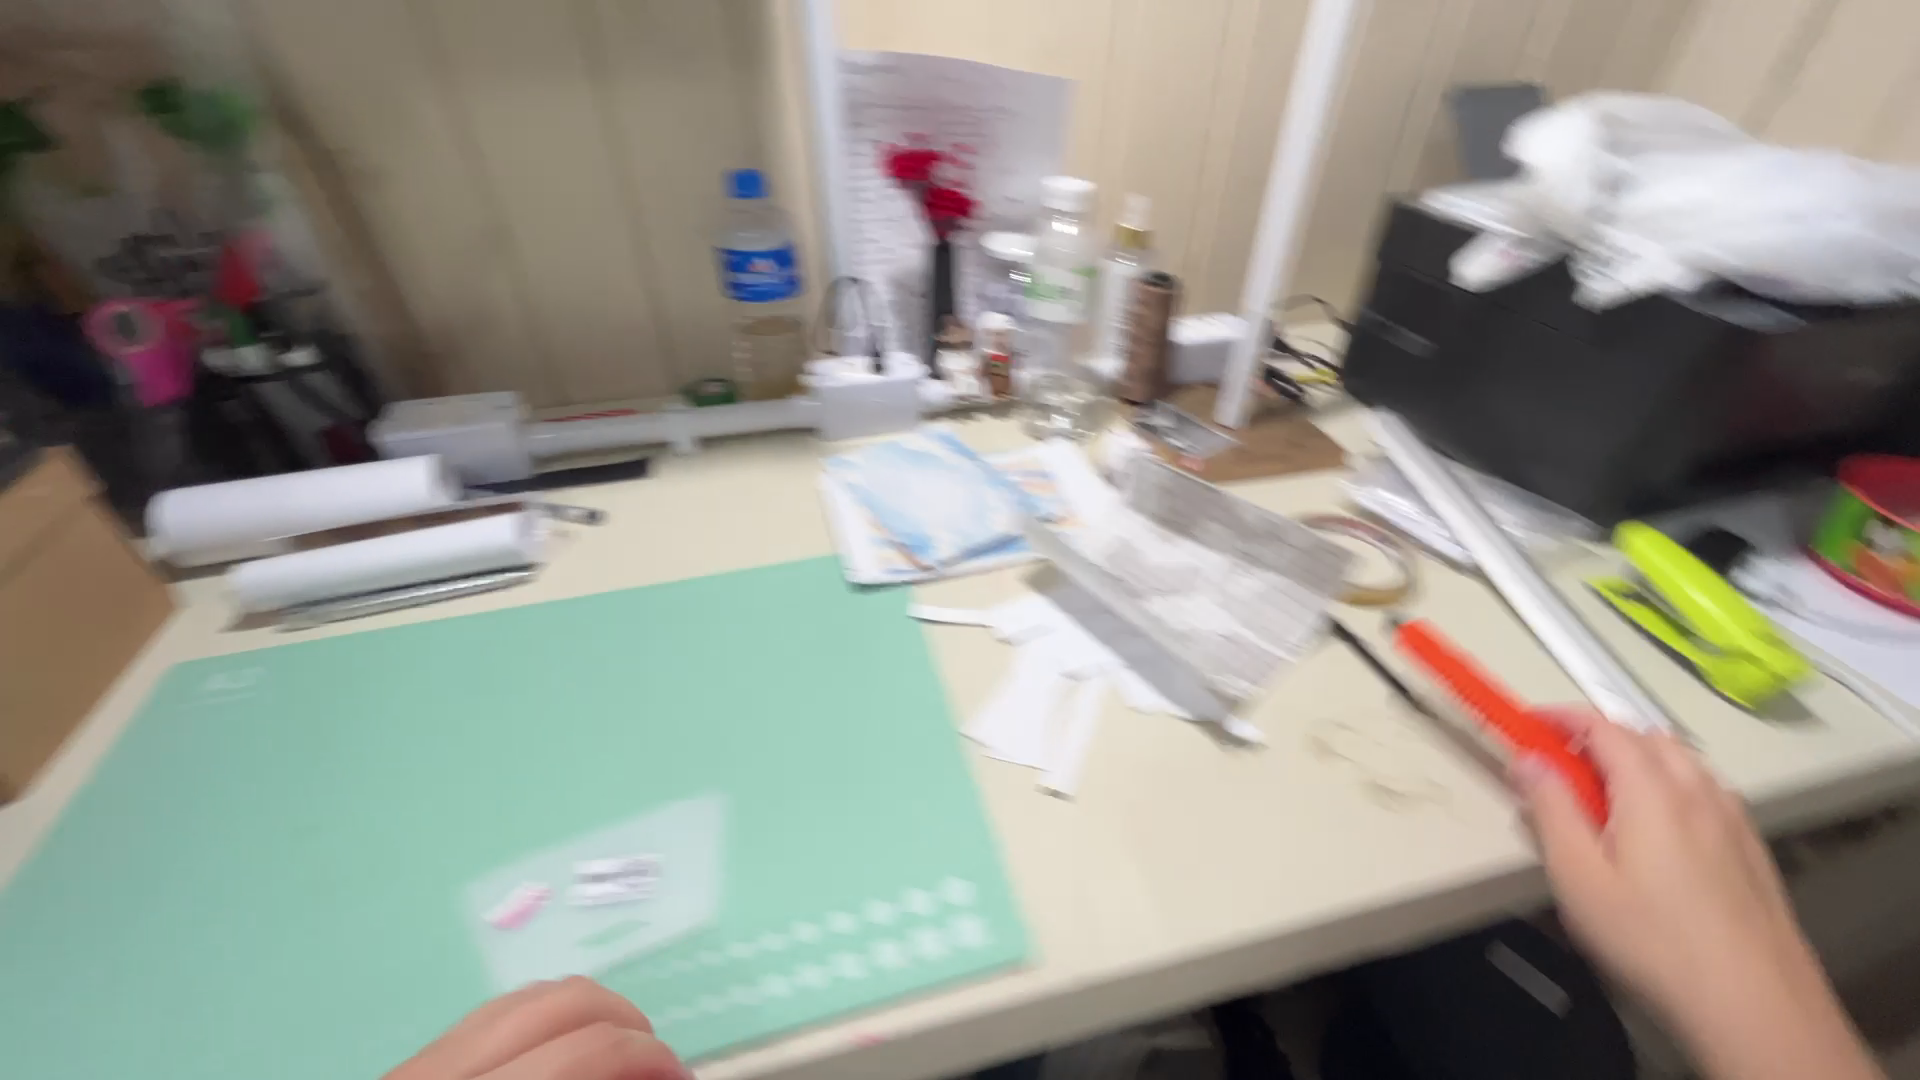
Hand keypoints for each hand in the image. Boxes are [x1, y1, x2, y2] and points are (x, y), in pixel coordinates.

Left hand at [385, 977, 687, 1079]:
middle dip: (630, 1024)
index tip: (679, 1079)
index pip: (588, 1052)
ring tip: (615, 1054)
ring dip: (592, 1013)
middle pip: (567, 1001)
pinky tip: (562, 1055)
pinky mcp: (409, 1067)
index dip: (650, 1058)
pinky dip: (548, 1019)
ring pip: (533, 994)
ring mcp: (419, 1065)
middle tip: (655, 1065)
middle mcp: (444, 1076)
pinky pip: (498, 1013)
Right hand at [1513, 710, 1880, 1079]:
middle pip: (1647, 737)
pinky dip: (1671, 785)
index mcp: (1652, 792)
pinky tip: (1653, 827)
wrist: (1754, 1009)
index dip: (1559, 716)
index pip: (1603, 728)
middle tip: (1557, 761)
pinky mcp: (1752, 854)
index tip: (1525, 723)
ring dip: (1636, 759)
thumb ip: (1549, 807)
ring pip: (1683, 764)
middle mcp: (1699, 796)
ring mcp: (1734, 825)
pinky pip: (1707, 794)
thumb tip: (1528, 760)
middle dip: (1598, 735)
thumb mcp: (1576, 873)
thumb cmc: (1651, 938)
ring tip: (1600, 792)